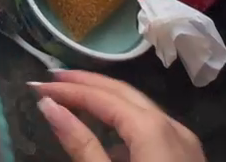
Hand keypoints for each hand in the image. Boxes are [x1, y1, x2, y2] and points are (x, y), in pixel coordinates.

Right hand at [30, 70, 204, 161]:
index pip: (101, 96)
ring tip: (75, 99)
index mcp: (153, 130)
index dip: (67, 90)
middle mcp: (174, 128)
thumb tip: (49, 106)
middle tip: (53, 80)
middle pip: (123, 92)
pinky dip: (126, 122)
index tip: (37, 87)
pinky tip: (110, 139)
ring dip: (106, 100)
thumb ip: (80, 144)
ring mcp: (188, 146)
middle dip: (86, 84)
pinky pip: (154, 129)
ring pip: (140, 108)